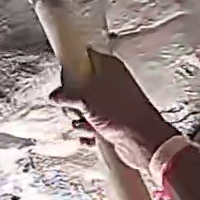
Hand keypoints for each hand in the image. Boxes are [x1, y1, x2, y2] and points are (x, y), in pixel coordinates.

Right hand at [49, 50, 178, 171]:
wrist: (143, 142)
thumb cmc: (122, 114)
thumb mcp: (85, 100)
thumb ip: (66, 96)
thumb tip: (56, 95)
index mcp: (108, 67)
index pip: (84, 57)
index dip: (71, 67)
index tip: (64, 78)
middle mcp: (112, 82)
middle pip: (80, 85)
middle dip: (72, 100)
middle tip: (74, 106)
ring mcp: (113, 102)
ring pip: (84, 106)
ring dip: (80, 118)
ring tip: (86, 123)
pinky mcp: (114, 119)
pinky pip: (92, 121)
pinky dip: (88, 129)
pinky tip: (90, 134)